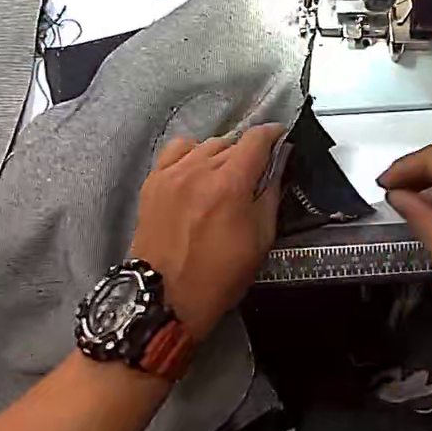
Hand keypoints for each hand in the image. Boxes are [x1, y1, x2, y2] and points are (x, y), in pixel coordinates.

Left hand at [129, 124, 287, 340]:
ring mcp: (173, 173)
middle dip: (247, 154)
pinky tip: (196, 169)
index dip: (271, 133)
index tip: (278, 136)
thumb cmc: (218, 277)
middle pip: (232, 142)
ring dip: (220, 154)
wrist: (165, 297)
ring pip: (206, 144)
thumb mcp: (260, 240)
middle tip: (252, 173)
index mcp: (231, 185)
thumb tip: (278, 164)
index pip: (255, 140)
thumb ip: (270, 194)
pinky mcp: (153, 180)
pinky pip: (176, 149)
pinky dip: (191, 153)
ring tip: (224, 176)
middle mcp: (199, 170)